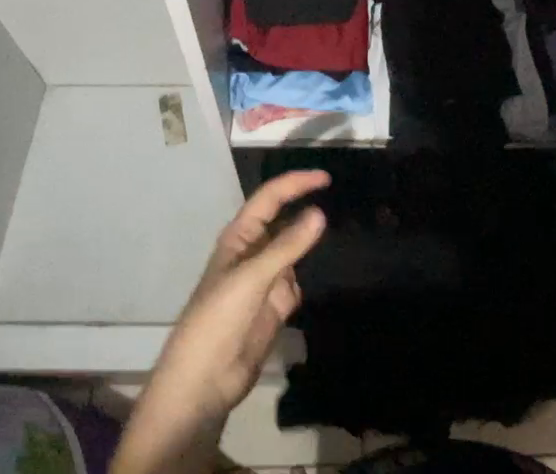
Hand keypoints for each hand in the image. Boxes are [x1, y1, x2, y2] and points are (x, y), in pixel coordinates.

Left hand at [146, 169, 329, 420]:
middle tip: (346, 199)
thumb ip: (287, 246)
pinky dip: (314, 275)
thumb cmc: (218, 318)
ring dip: (314, 242)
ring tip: (349, 228)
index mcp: (240, 237)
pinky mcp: (277, 305)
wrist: (206, 377)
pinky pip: (300, 281)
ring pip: (296, 251)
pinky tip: (336, 268)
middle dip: (307, 208)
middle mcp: (254, 252)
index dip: (295, 184)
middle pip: (285, 221)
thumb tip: (320, 213)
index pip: (270, 199)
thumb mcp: (252, 277)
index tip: (327, 178)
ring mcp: (266, 280)